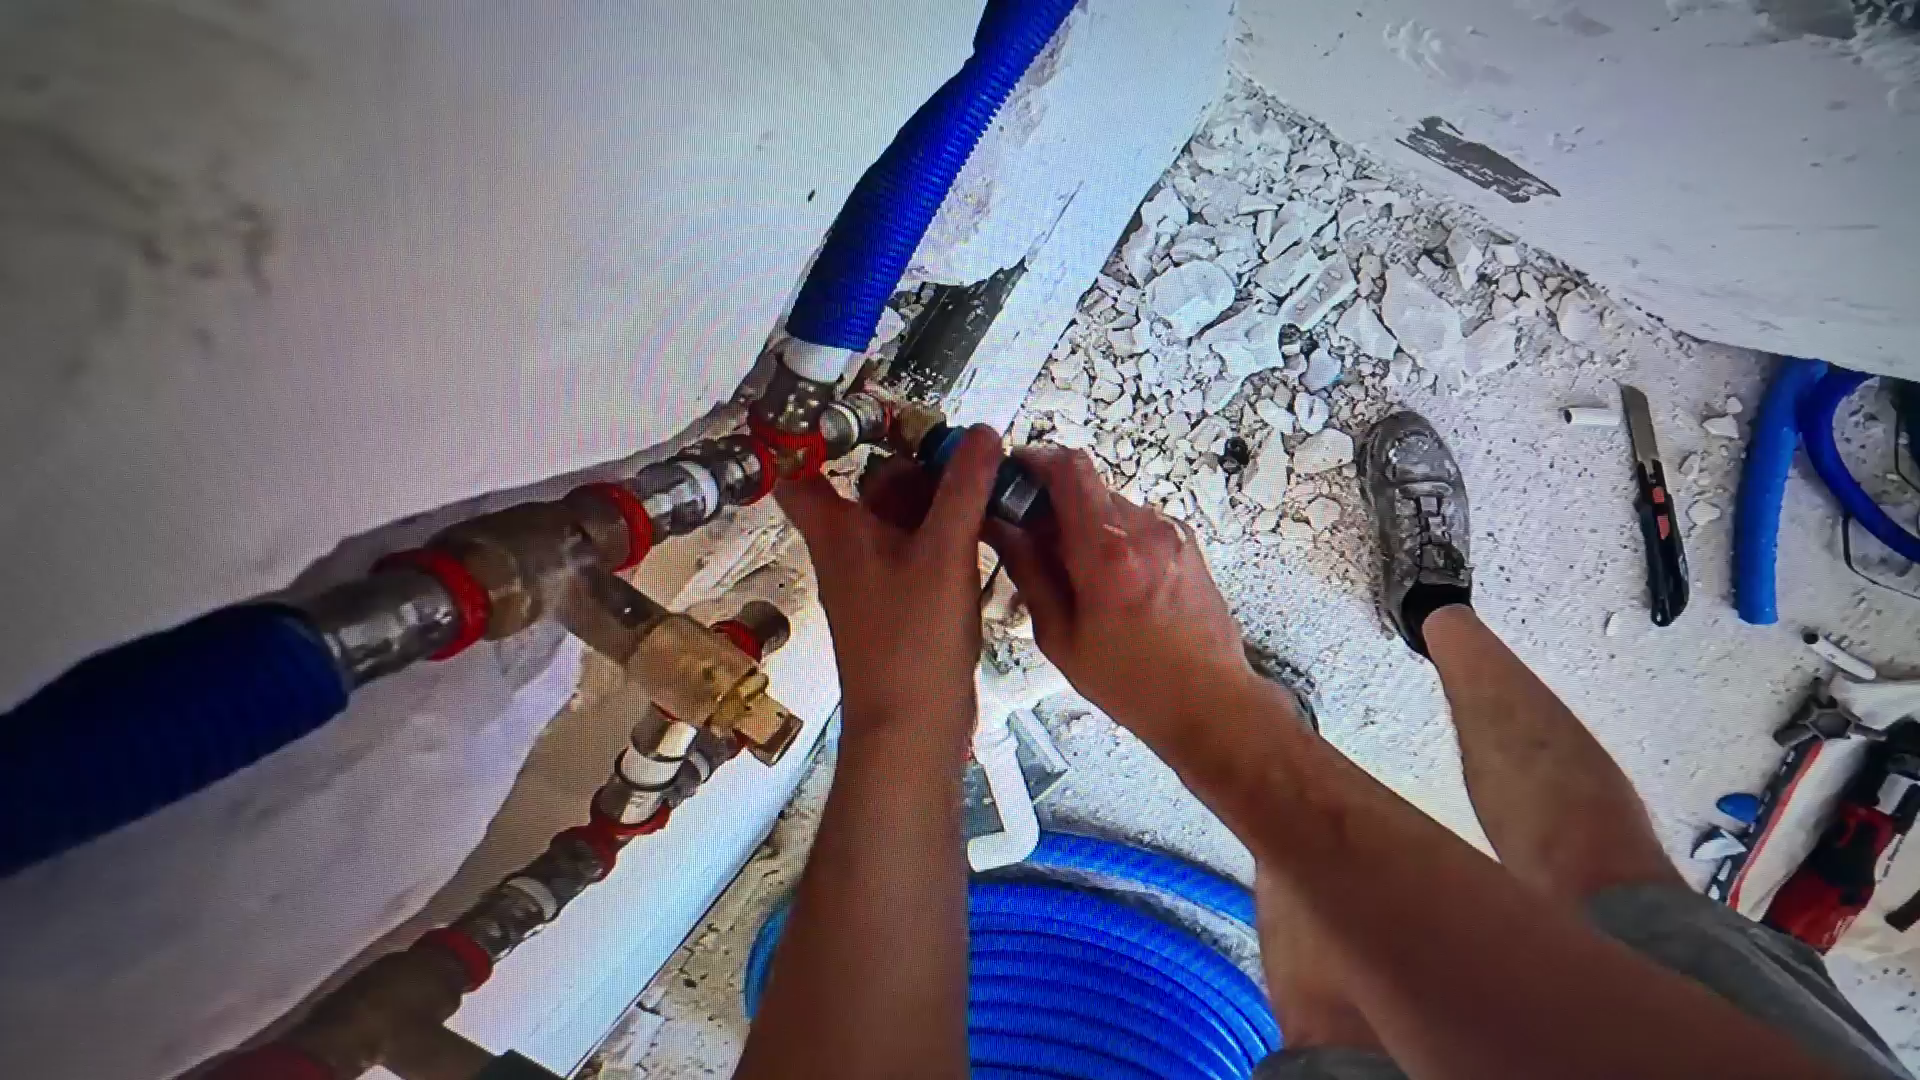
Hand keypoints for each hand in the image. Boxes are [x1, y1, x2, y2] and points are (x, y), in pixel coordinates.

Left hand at [776, 426, 1001, 750]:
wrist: (912, 725)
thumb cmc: (913, 637)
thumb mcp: (943, 554)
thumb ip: (962, 491)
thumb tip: (982, 432)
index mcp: (837, 531)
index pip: (800, 471)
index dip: (811, 436)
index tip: (852, 406)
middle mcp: (849, 548)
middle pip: (870, 487)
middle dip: (912, 463)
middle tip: (964, 443)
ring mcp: (877, 575)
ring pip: (901, 518)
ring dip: (937, 497)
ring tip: (986, 476)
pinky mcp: (904, 599)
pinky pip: (920, 549)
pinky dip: (946, 531)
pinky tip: (986, 523)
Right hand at [985, 447, 1265, 738]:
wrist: (1210, 702)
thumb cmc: (1131, 681)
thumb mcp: (1059, 635)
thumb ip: (1029, 571)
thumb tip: (1002, 527)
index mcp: (1107, 553)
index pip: (1069, 470)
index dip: (1035, 459)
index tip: (1014, 470)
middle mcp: (1144, 530)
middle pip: (1086, 487)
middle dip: (1052, 503)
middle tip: (1030, 538)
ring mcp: (1171, 534)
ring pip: (1109, 506)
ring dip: (1081, 524)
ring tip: (1070, 571)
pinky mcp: (1185, 544)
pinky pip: (1135, 524)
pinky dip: (1110, 537)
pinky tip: (1106, 581)